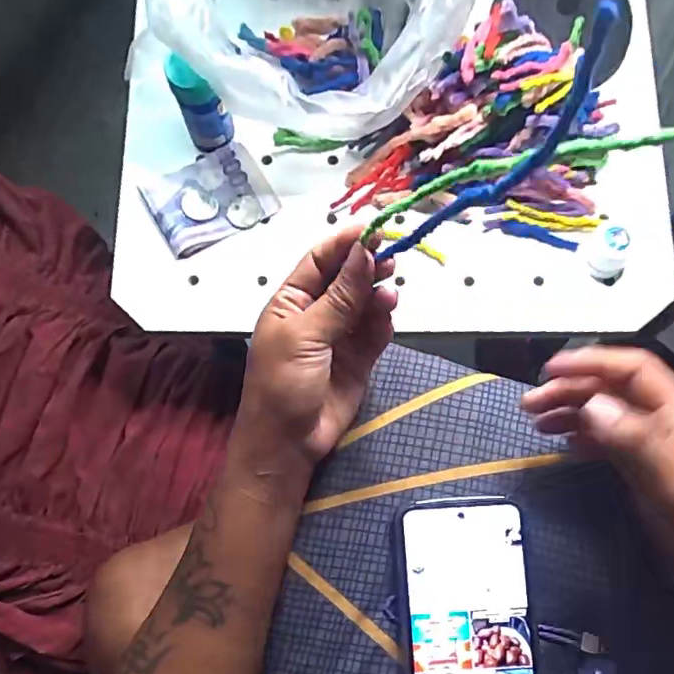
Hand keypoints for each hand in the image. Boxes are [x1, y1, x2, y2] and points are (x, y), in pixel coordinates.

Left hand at [234, 227, 397, 473]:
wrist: (288, 443)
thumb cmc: (281, 386)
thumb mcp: (305, 336)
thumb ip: (339, 297)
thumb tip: (363, 252)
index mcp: (291, 302)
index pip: (320, 261)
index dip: (346, 244)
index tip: (375, 229)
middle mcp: (316, 314)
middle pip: (347, 279)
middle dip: (368, 267)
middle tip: (392, 260)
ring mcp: (338, 338)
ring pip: (364, 305)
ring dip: (378, 296)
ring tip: (389, 296)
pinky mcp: (357, 361)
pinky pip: (374, 333)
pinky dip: (383, 323)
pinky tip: (386, 319)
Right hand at [520, 346, 673, 566]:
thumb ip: (636, 440)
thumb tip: (593, 405)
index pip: (633, 370)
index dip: (592, 362)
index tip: (551, 369)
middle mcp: (661, 422)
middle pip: (612, 390)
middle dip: (570, 389)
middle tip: (529, 404)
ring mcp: (651, 445)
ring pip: (605, 415)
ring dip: (570, 412)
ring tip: (537, 422)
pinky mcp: (642, 469)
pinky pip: (607, 442)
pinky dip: (583, 437)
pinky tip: (564, 444)